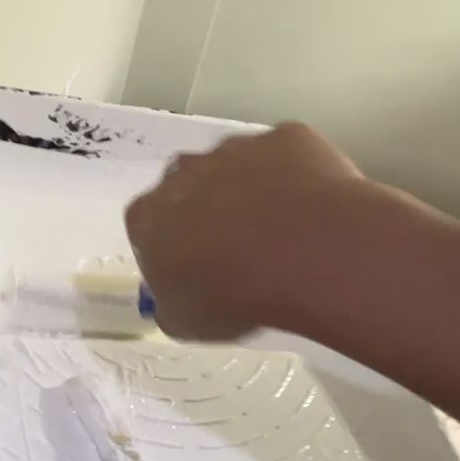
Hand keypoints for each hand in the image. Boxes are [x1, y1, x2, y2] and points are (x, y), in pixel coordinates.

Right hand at [126, 122, 427, 340]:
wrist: (309, 256)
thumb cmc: (233, 295)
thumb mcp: (184, 323)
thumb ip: (169, 305)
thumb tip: (174, 300)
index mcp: (147, 214)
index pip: (147, 227)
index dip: (170, 249)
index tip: (193, 271)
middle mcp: (182, 172)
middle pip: (188, 189)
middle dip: (206, 213)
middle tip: (237, 251)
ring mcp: (235, 149)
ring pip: (237, 169)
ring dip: (250, 192)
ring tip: (281, 233)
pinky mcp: (286, 137)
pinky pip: (286, 157)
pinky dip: (295, 178)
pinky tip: (312, 210)